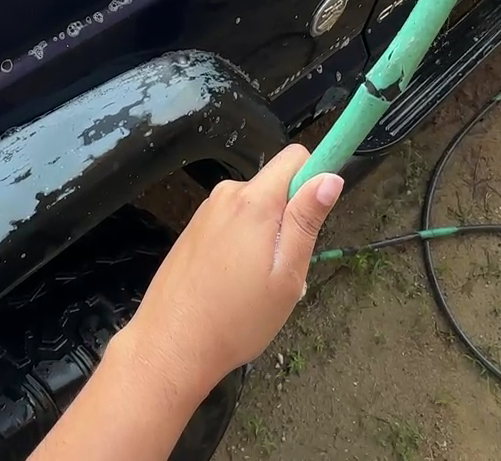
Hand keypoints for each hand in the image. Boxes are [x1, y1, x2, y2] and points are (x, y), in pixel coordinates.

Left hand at [110, 146, 343, 400]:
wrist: (170, 344)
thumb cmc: (236, 318)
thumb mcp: (286, 274)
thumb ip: (307, 220)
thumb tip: (329, 177)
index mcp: (254, 201)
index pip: (295, 157)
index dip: (314, 178)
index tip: (317, 215)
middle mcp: (228, 194)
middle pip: (275, 186)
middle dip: (289, 220)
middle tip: (285, 268)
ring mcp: (208, 210)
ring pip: (255, 209)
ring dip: (266, 236)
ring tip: (258, 284)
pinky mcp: (195, 228)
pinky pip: (233, 222)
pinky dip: (243, 244)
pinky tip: (236, 284)